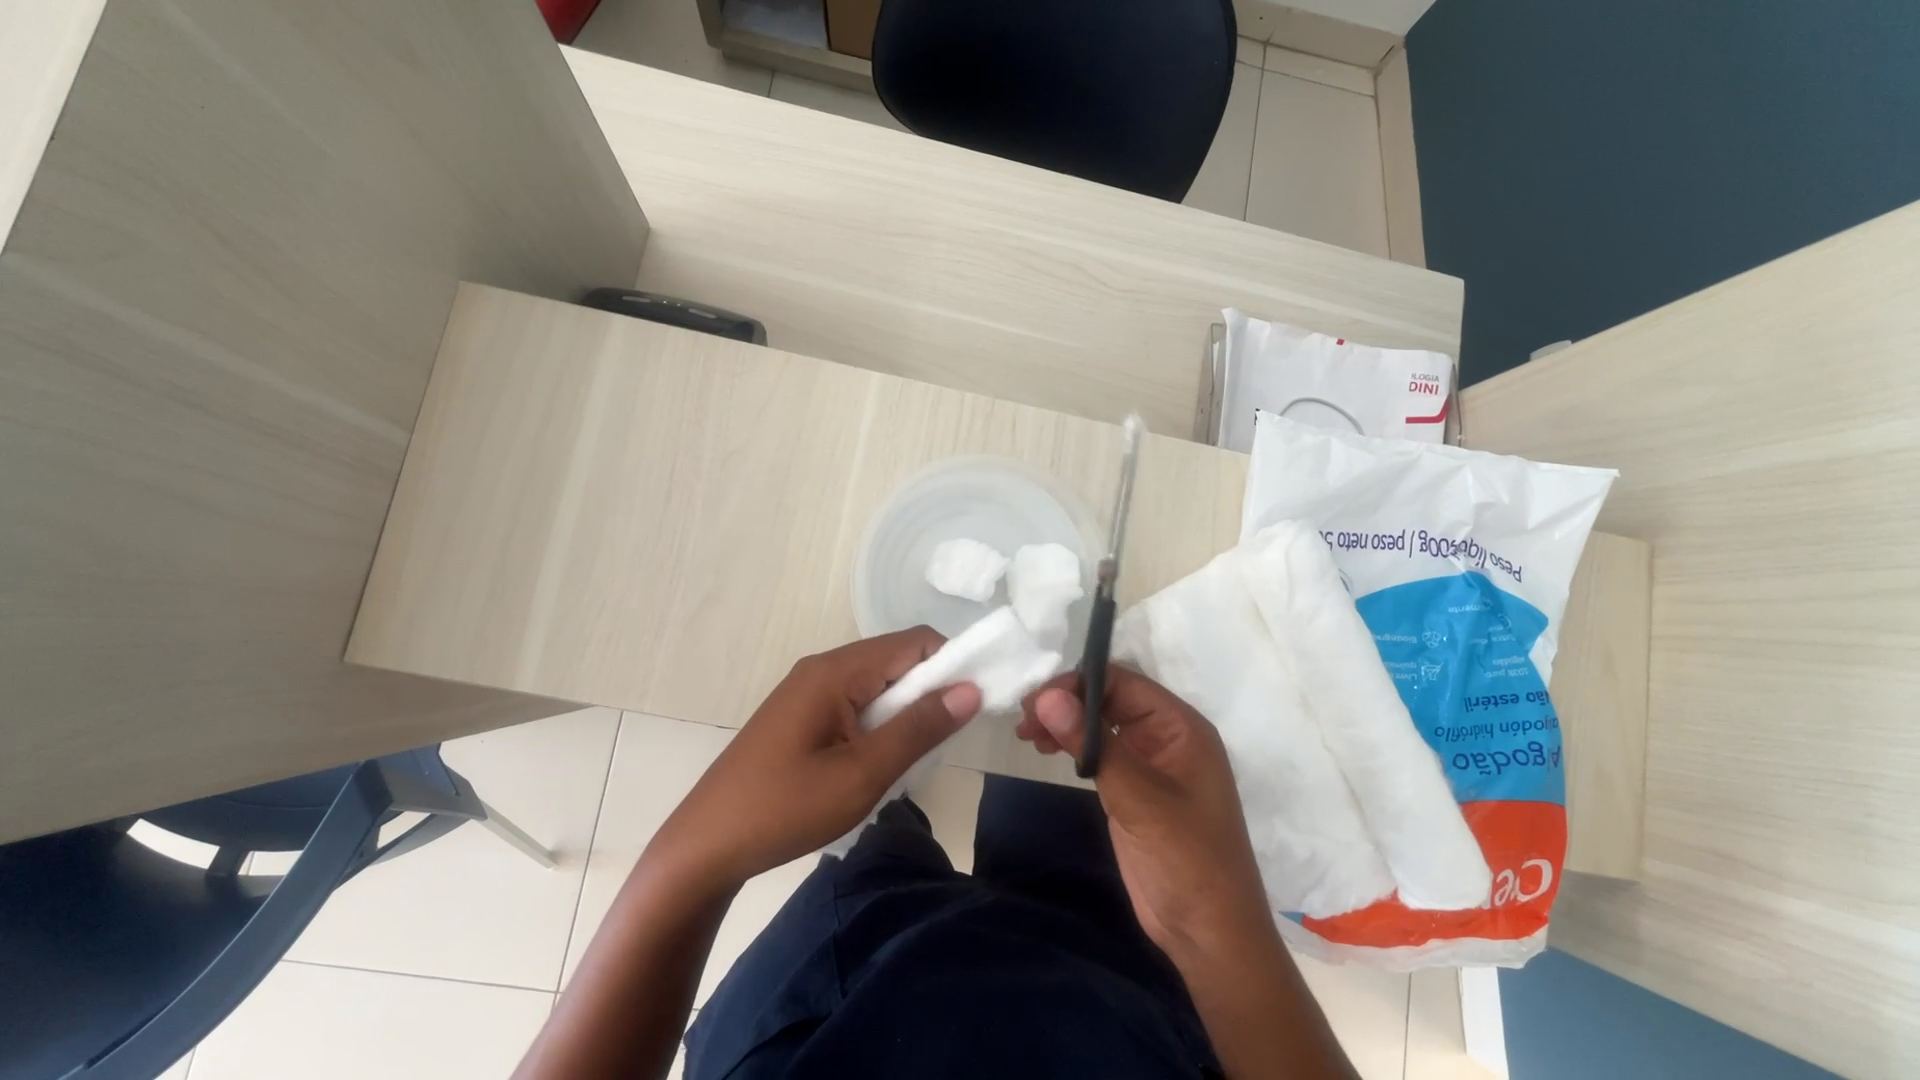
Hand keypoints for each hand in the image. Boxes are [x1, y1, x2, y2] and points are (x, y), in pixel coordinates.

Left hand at [643, 627, 982, 895]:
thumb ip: (918, 729)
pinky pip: (856, 705)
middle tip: (950, 740)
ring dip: (906, 713)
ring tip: (916, 758)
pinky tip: (882, 763)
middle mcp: (822, 669)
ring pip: (878, 685)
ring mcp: (808, 693)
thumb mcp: (861, 774)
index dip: (954, 664)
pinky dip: (880, 725)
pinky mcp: (800, 717)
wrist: (706, 846)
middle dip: (932, 691)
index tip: (980, 704)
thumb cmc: (784, 809)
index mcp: (836, 672)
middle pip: (896, 660)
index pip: (914, 642)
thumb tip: (971, 689)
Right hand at [1017, 668, 1272, 955]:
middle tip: (1023, 721)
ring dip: (1065, 724)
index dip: (1078, 684)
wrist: (1210, 934)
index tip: (1035, 700)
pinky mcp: (1135, 791)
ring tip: (1027, 735)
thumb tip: (1046, 696)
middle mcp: (1167, 738)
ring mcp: (1151, 765)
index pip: (1123, 682)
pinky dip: (1073, 747)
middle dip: (1066, 702)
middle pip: (1110, 699)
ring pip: (1102, 725)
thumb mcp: (1140, 800)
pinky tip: (1048, 751)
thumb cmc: (1187, 861)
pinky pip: (1101, 753)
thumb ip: (1093, 746)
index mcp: (1182, 728)